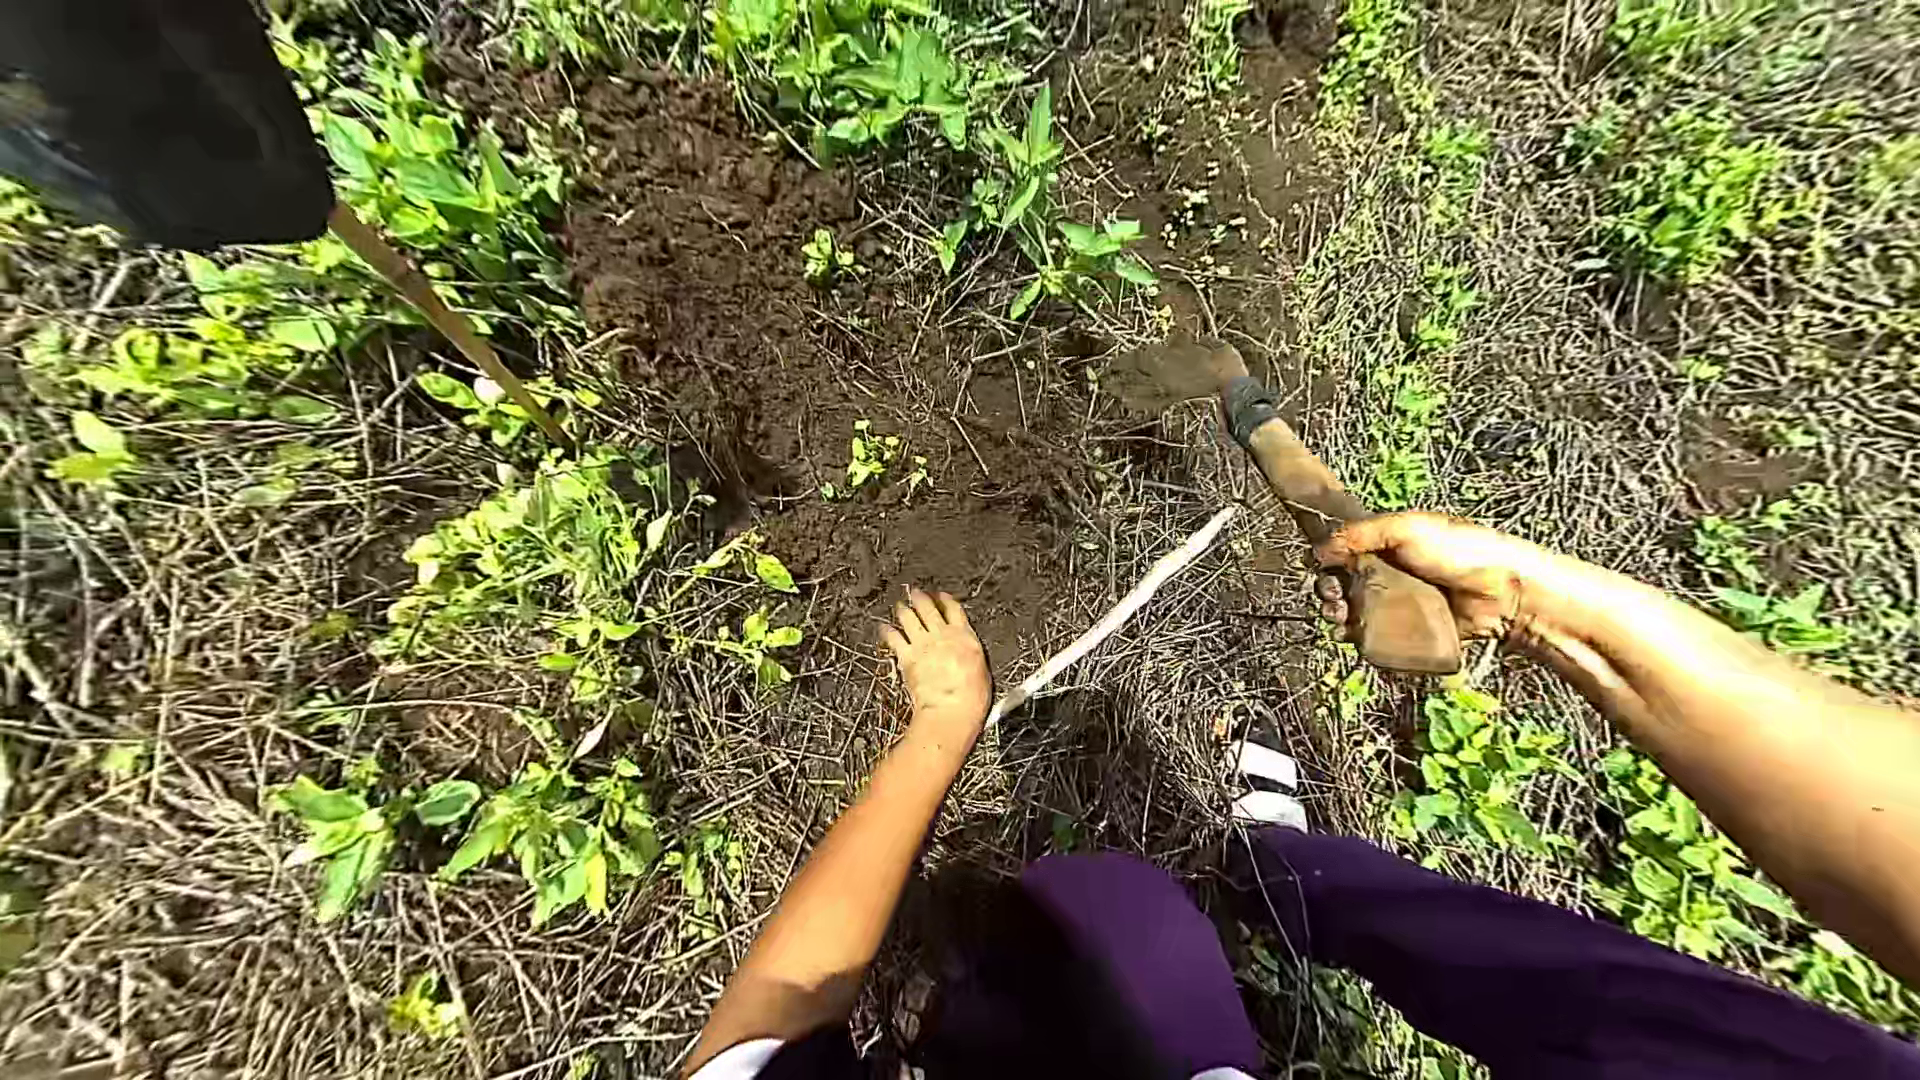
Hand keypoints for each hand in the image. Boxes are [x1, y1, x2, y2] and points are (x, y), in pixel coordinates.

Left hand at [881, 587, 990, 745]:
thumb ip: (970, 653)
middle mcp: (942, 634)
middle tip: (916, 593)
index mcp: (964, 636)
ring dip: (904, 609)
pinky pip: (894, 637)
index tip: (941, 595)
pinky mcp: (907, 656)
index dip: (946, 599)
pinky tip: (884, 628)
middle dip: (921, 598)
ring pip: (910, 617)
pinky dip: (888, 631)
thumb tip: (966, 651)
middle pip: (929, 608)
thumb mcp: (981, 669)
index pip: (954, 610)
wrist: (952, 710)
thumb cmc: (972, 697)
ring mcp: (922, 644)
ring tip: (900, 605)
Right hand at [1312, 512, 1598, 649]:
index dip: (1324, 561)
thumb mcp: (1405, 528)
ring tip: (1339, 616)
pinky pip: (1370, 634)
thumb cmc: (1459, 552)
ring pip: (1349, 608)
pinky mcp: (1404, 630)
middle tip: (1332, 596)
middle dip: (1327, 589)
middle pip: (1339, 582)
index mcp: (1383, 545)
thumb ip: (1357, 534)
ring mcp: (1394, 603)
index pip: (1339, 552)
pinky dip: (1352, 635)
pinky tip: (1347, 634)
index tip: (1318, 568)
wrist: (1505, 593)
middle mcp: (1385, 573)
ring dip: (1335, 612)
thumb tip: (1316, 552)